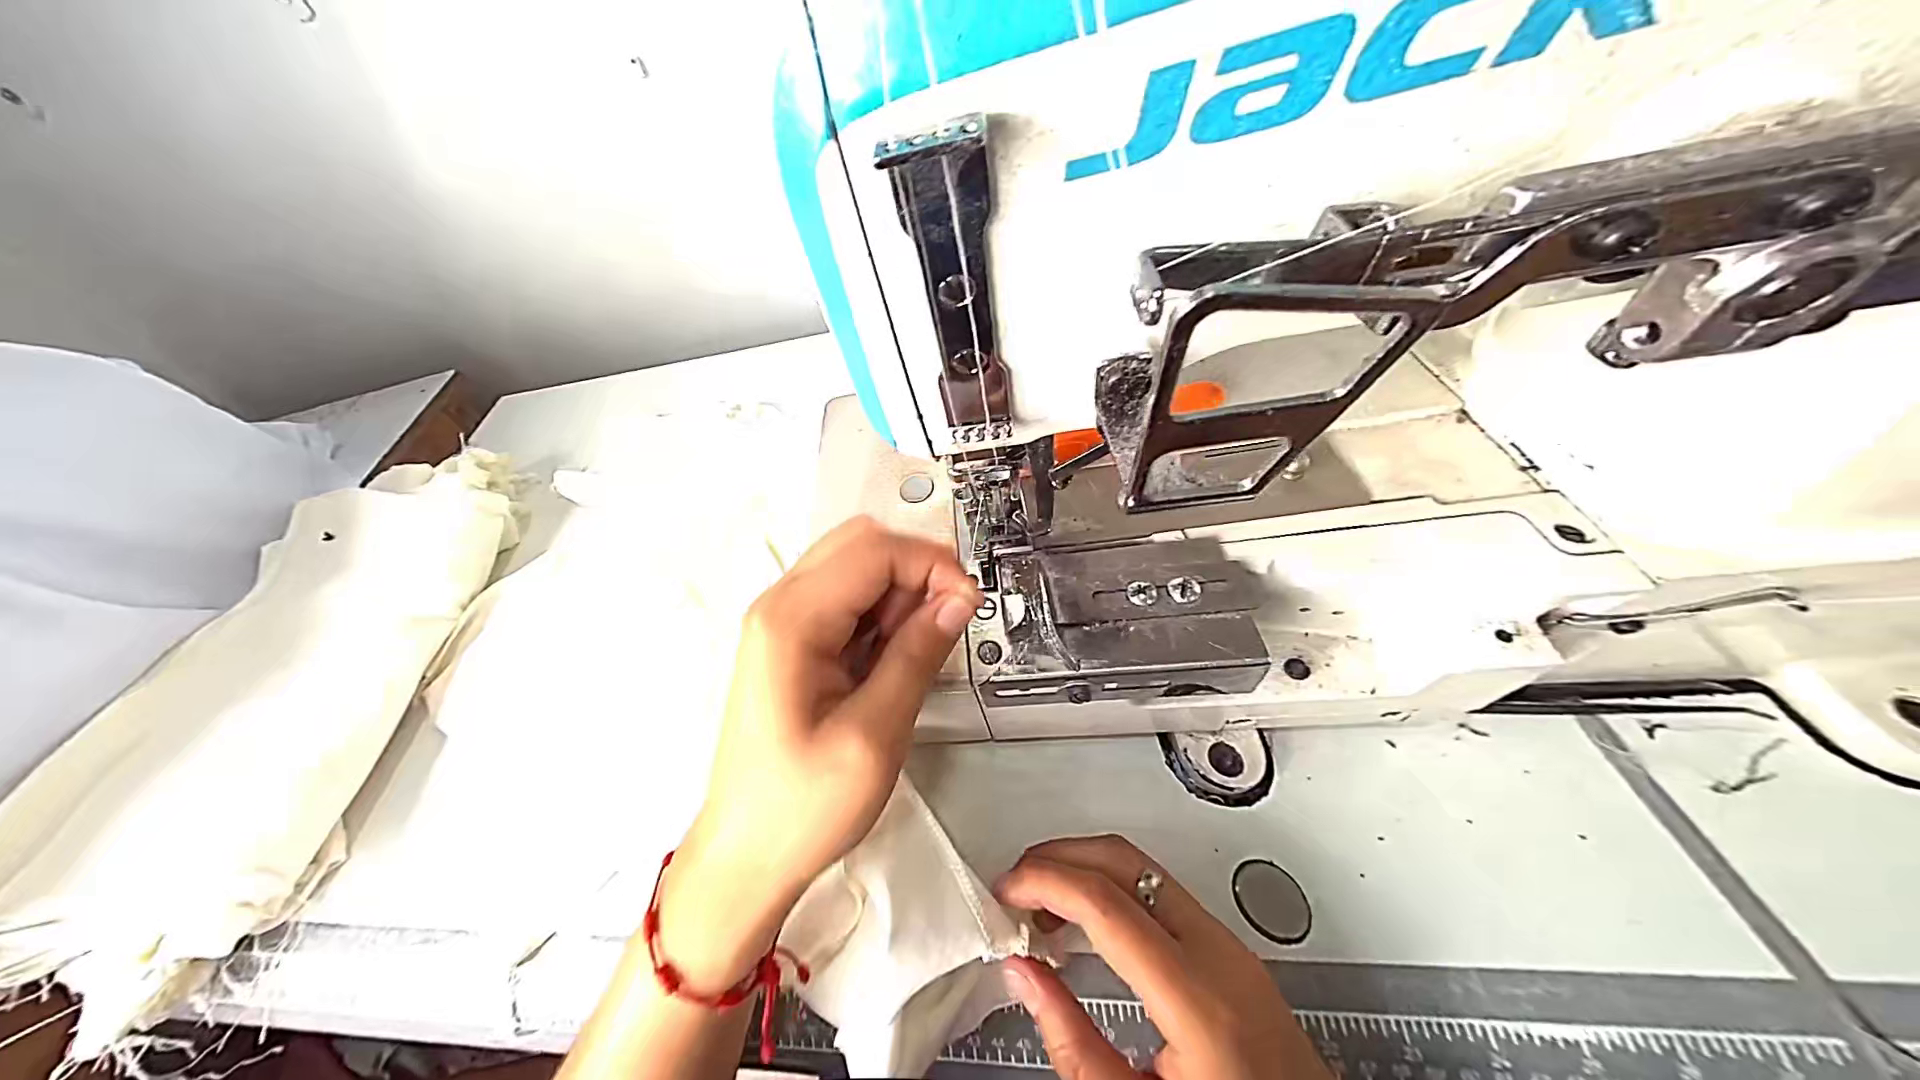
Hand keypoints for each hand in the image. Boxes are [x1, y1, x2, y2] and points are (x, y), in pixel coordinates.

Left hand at [658, 517, 980, 990]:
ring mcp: (782, 623)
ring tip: (914, 652)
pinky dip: (881, 614)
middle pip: (861, 543)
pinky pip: (847, 600)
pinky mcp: (793, 642)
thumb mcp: (874, 736)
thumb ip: (917, 656)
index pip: (874, 551)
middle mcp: (779, 608)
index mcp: (790, 623)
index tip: (968, 605)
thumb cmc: (800, 809)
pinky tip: (890, 659)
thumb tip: (957, 600)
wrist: (745, 855)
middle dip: (916, 571)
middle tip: (944, 624)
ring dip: (900, 593)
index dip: (931, 565)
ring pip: (857, 566)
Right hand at [995, 836, 1329, 1079]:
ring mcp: (1230, 946)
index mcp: (1201, 1004)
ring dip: (1083, 869)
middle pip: (1124, 861)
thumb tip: (1026, 977)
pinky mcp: (1229, 949)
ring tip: (1040, 904)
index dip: (1046, 882)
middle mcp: (1222, 957)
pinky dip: (1109, 887)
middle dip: (1058, 858)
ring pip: (1141, 866)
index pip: (1107, 903)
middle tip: (1016, 885)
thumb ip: (1073, 1043)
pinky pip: (1159, 890)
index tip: (1009, 890)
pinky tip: (1084, 918)